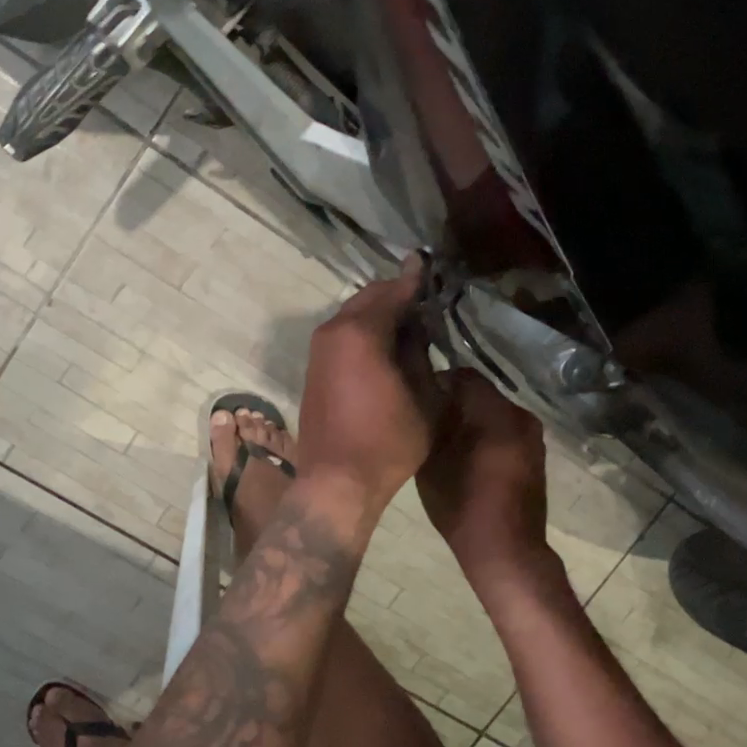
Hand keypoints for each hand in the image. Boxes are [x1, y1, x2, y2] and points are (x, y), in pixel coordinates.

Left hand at [293, 256, 436, 513]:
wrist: (337, 480)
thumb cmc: (388, 442)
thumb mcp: (424, 397)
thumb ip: (420, 353)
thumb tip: (418, 327)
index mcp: (361, 332)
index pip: (394, 292)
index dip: (416, 280)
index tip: (432, 266)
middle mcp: (333, 330)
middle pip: (369, 298)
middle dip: (397, 294)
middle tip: (427, 298)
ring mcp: (319, 348)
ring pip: (354, 314)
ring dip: (380, 312)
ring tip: (412, 320)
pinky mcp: (315, 366)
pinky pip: (344, 334)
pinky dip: (365, 330)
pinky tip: (387, 343)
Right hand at [417, 371, 555, 588]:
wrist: (506, 550)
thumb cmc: (461, 503)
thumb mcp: (431, 460)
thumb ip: (430, 421)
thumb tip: (427, 397)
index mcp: (496, 413)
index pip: (464, 375)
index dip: (438, 383)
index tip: (419, 402)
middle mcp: (521, 417)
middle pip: (480, 393)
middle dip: (454, 402)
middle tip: (428, 422)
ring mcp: (532, 437)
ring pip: (492, 413)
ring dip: (470, 420)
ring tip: (444, 442)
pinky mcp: (535, 456)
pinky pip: (504, 431)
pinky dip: (485, 435)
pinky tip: (466, 458)